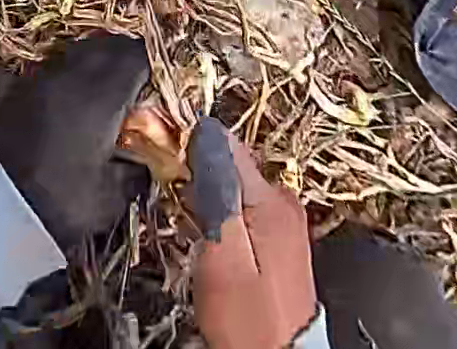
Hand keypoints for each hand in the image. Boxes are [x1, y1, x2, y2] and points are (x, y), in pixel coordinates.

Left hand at [0, 33, 150, 249]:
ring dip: (99, 60)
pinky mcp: (21, 86)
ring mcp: (42, 76)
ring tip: (108, 88)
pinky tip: (76, 98)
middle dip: (127, 57)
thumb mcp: (109, 197)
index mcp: (99, 95)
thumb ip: (136, 171)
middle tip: (138, 82)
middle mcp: (71, 74)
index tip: (159, 83)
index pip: (135, 57)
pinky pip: (57, 64)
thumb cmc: (58, 203)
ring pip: (81, 50)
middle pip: (108, 45)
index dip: (151, 65)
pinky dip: (74, 72)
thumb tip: (149, 158)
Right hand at [185, 119, 318, 348]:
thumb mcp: (223, 253)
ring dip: (210, 193)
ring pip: (235, 183)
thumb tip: (207, 135)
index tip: (172, 164)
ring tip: (194, 225)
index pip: (226, 143)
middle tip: (181, 205)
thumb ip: (216, 191)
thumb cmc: (248, 321)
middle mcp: (283, 201)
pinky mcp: (281, 235)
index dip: (192, 146)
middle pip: (231, 161)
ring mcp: (285, 219)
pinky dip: (223, 209)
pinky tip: (211, 236)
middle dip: (200, 172)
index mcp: (271, 200)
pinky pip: (244, 203)